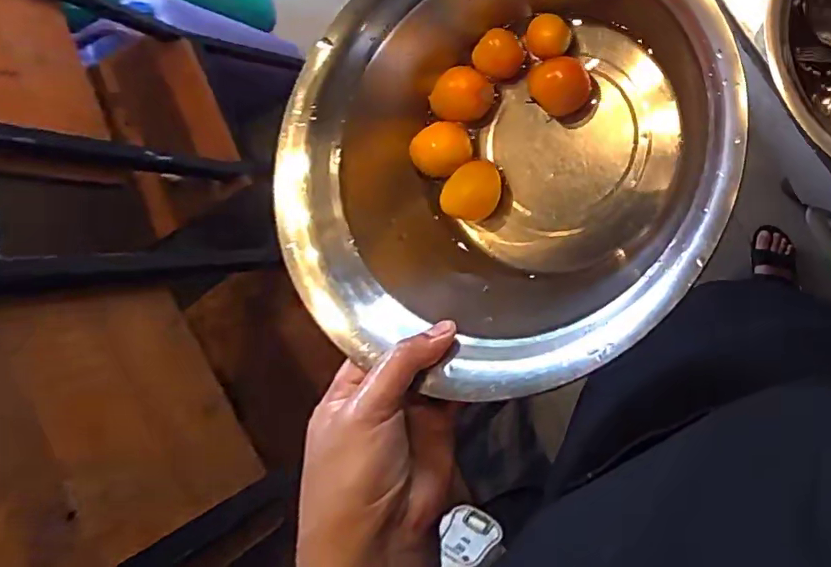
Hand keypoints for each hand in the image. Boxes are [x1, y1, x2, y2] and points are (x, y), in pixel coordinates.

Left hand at [298, 321, 460, 566]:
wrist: (380, 533)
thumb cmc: (348, 481)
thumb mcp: (363, 412)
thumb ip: (401, 364)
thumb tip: (443, 327)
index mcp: (348, 394)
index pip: (376, 346)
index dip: (401, 325)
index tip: (430, 298)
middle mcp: (381, 398)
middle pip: (413, 353)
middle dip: (434, 335)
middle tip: (462, 308)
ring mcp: (413, 409)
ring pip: (439, 367)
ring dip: (455, 353)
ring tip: (477, 328)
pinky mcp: (443, 420)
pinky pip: (461, 387)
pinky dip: (472, 374)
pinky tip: (483, 357)